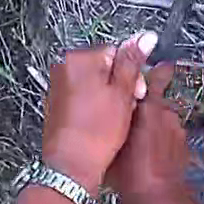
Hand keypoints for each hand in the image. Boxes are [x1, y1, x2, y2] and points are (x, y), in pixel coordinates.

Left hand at [41, 31, 157, 195]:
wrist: (72, 166)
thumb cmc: (97, 132)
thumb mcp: (123, 93)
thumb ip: (133, 62)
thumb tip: (145, 37)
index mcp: (78, 58)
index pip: (116, 53)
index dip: (131, 75)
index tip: (136, 93)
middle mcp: (63, 67)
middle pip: (104, 67)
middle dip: (120, 85)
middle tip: (127, 108)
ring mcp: (58, 85)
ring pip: (95, 83)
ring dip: (109, 97)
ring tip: (114, 119)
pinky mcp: (57, 103)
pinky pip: (83, 96)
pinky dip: (95, 106)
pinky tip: (101, 123)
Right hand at [107, 63, 190, 203]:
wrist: (159, 198)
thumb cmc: (129, 172)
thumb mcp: (112, 143)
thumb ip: (114, 120)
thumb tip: (110, 109)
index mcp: (148, 108)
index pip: (156, 78)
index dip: (155, 71)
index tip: (157, 64)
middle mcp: (166, 114)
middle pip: (155, 101)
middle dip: (144, 107)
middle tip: (128, 120)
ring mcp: (177, 130)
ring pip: (161, 120)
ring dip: (151, 125)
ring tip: (136, 142)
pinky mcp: (183, 145)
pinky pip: (168, 135)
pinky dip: (160, 140)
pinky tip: (148, 154)